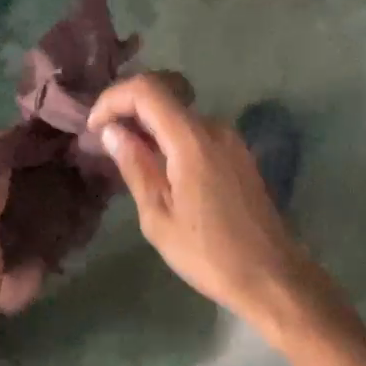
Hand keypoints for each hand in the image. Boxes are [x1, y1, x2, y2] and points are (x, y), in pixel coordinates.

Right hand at [88, 75, 312, 326]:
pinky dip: (169, 137)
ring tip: (125, 157)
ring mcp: (229, 138)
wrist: (272, 276)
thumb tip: (112, 131)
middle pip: (163, 95)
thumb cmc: (209, 253)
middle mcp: (213, 126)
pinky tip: (158, 168)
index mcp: (191, 138)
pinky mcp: (237, 152)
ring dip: (148, 125)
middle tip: (104, 140)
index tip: (94, 127)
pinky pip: (195, 131)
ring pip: (178, 114)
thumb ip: (135, 166)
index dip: (113, 99)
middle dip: (127, 109)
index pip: (146, 89)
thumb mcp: (159, 217)